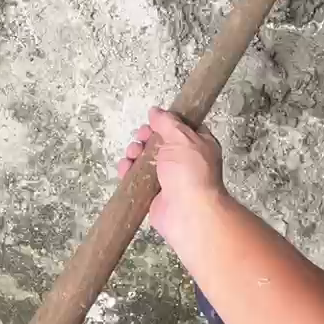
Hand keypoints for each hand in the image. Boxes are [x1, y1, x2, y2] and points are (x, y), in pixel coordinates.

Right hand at [116, 107, 226, 239]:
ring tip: (132, 153)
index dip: (165, 122)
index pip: (181, 127)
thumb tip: (155, 111)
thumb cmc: (190, 172)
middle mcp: (185, 160)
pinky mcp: (154, 193)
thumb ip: (167, 122)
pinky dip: (129, 171)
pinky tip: (125, 168)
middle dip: (146, 137)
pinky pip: (138, 178)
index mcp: (199, 145)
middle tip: (141, 137)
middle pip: (160, 142)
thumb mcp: (181, 138)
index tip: (153, 120)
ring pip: (146, 159)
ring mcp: (169, 177)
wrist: (187, 212)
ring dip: (135, 153)